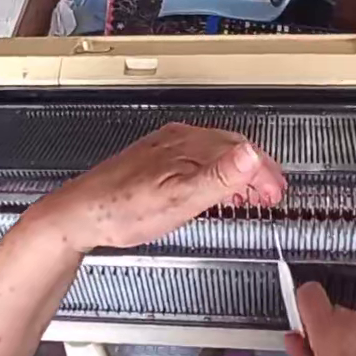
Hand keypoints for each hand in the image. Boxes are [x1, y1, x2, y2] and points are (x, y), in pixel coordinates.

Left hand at [24, 123, 285, 252]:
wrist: (79, 214)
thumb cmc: (122, 209)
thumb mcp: (180, 198)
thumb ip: (220, 177)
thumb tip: (252, 155)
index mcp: (189, 146)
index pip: (242, 151)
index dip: (265, 172)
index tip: (276, 192)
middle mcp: (178, 140)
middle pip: (231, 149)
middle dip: (256, 171)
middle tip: (271, 193)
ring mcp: (165, 149)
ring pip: (214, 154)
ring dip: (238, 173)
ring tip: (250, 194)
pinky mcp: (155, 161)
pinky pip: (197, 160)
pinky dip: (216, 174)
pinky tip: (212, 189)